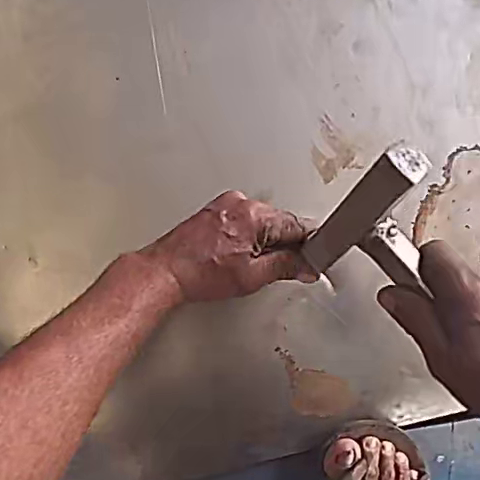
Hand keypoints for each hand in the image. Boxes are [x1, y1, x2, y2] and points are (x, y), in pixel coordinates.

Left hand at [140, 191, 314, 302]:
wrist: (166, 272)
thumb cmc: (200, 274)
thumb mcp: (252, 277)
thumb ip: (286, 267)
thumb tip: (307, 266)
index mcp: (254, 215)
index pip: (298, 226)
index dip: (308, 247)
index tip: (313, 260)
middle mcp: (241, 202)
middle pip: (280, 222)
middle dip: (284, 245)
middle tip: (272, 269)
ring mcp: (227, 204)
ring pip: (262, 222)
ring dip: (263, 241)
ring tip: (243, 263)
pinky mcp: (216, 210)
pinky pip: (244, 220)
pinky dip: (247, 236)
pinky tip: (233, 255)